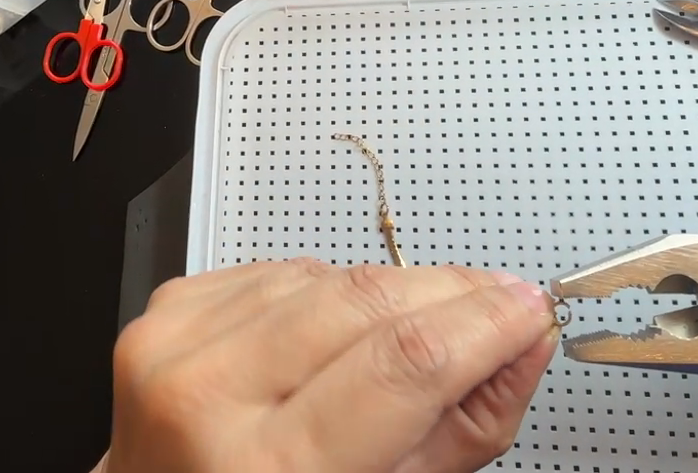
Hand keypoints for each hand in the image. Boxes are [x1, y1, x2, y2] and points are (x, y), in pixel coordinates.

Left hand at [98, 260, 556, 472]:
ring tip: (411, 328)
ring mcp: (179, 342)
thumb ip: (463, 427)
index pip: (405, 364)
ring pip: (327, 275)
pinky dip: (325, 289)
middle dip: (449, 292)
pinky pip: (281, 270)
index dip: (483, 323)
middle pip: (365, 302)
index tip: (527, 307)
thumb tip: (522, 342)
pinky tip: (334, 326)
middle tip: (497, 301)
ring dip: (389, 291)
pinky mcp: (171, 306)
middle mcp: (208, 397)